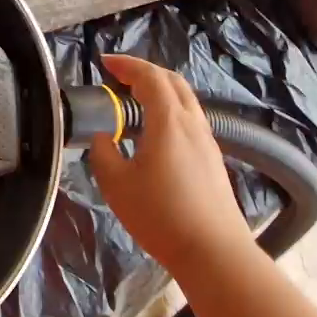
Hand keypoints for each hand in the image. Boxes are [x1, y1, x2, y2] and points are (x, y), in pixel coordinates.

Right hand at [87, 55, 251, 266]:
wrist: (214, 253)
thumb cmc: (161, 215)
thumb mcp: (116, 184)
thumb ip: (103, 153)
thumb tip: (102, 138)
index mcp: (168, 120)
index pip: (150, 76)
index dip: (126, 65)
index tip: (105, 63)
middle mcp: (192, 123)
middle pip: (173, 81)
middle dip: (145, 72)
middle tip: (119, 77)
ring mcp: (207, 142)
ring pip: (185, 100)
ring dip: (159, 91)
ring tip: (134, 103)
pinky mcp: (213, 160)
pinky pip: (190, 120)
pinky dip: (169, 110)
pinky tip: (154, 133)